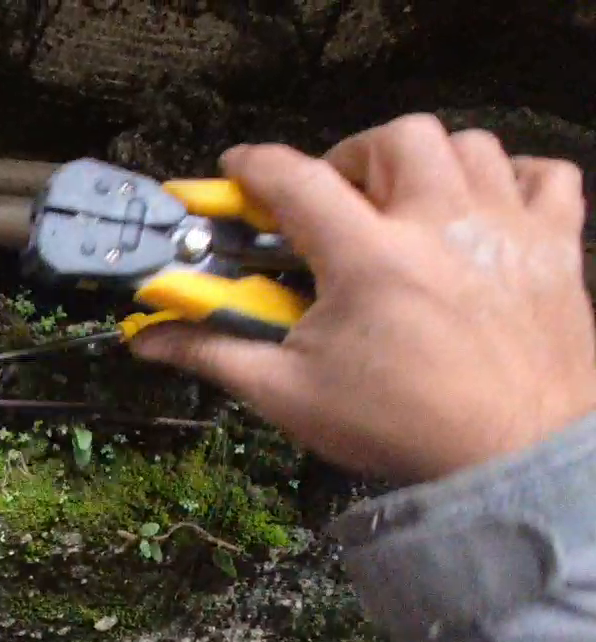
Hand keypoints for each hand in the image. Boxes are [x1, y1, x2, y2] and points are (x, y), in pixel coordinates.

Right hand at [134, 114, 595, 481]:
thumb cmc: (387, 419)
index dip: (257, 166)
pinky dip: (502, 177)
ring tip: (390, 204)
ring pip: (470, 145)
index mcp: (368, 257)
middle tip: (324, 197)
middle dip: (347, 156)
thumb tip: (143, 340)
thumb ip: (209, 352)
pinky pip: (542, 174)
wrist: (513, 449)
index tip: (233, 166)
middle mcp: (443, 222)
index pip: (300, 183)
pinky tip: (471, 210)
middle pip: (400, 138)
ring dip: (418, 163)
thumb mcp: (280, 389)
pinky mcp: (560, 241)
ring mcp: (511, 226)